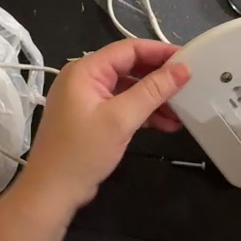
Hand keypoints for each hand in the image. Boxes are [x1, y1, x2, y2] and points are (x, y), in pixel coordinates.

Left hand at [19, 39, 190, 210]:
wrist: (51, 191)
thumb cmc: (82, 152)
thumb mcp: (121, 119)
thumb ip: (153, 91)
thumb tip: (182, 69)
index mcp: (85, 70)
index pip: (128, 49)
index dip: (160, 51)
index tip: (188, 58)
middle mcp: (85, 79)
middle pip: (129, 67)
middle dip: (159, 78)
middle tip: (189, 85)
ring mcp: (87, 99)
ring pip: (128, 89)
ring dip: (154, 99)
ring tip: (182, 111)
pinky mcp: (92, 118)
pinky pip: (122, 106)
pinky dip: (143, 113)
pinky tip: (166, 124)